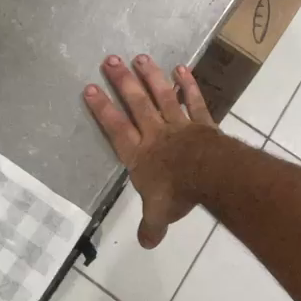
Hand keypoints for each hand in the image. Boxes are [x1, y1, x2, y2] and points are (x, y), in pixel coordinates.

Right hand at [84, 54, 216, 248]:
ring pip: (163, 95)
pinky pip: (194, 101)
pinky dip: (188, 85)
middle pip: (136, 103)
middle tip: (110, 59)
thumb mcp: (159, 214)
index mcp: (139, 154)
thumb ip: (151, 225)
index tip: (89, 88)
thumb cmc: (179, 193)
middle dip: (122, 82)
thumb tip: (146, 243)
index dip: (102, 109)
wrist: (211, 176)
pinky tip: (181, 68)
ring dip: (151, 76)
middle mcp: (156, 133)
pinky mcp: (202, 122)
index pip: (116, 128)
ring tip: (140, 56)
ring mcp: (179, 124)